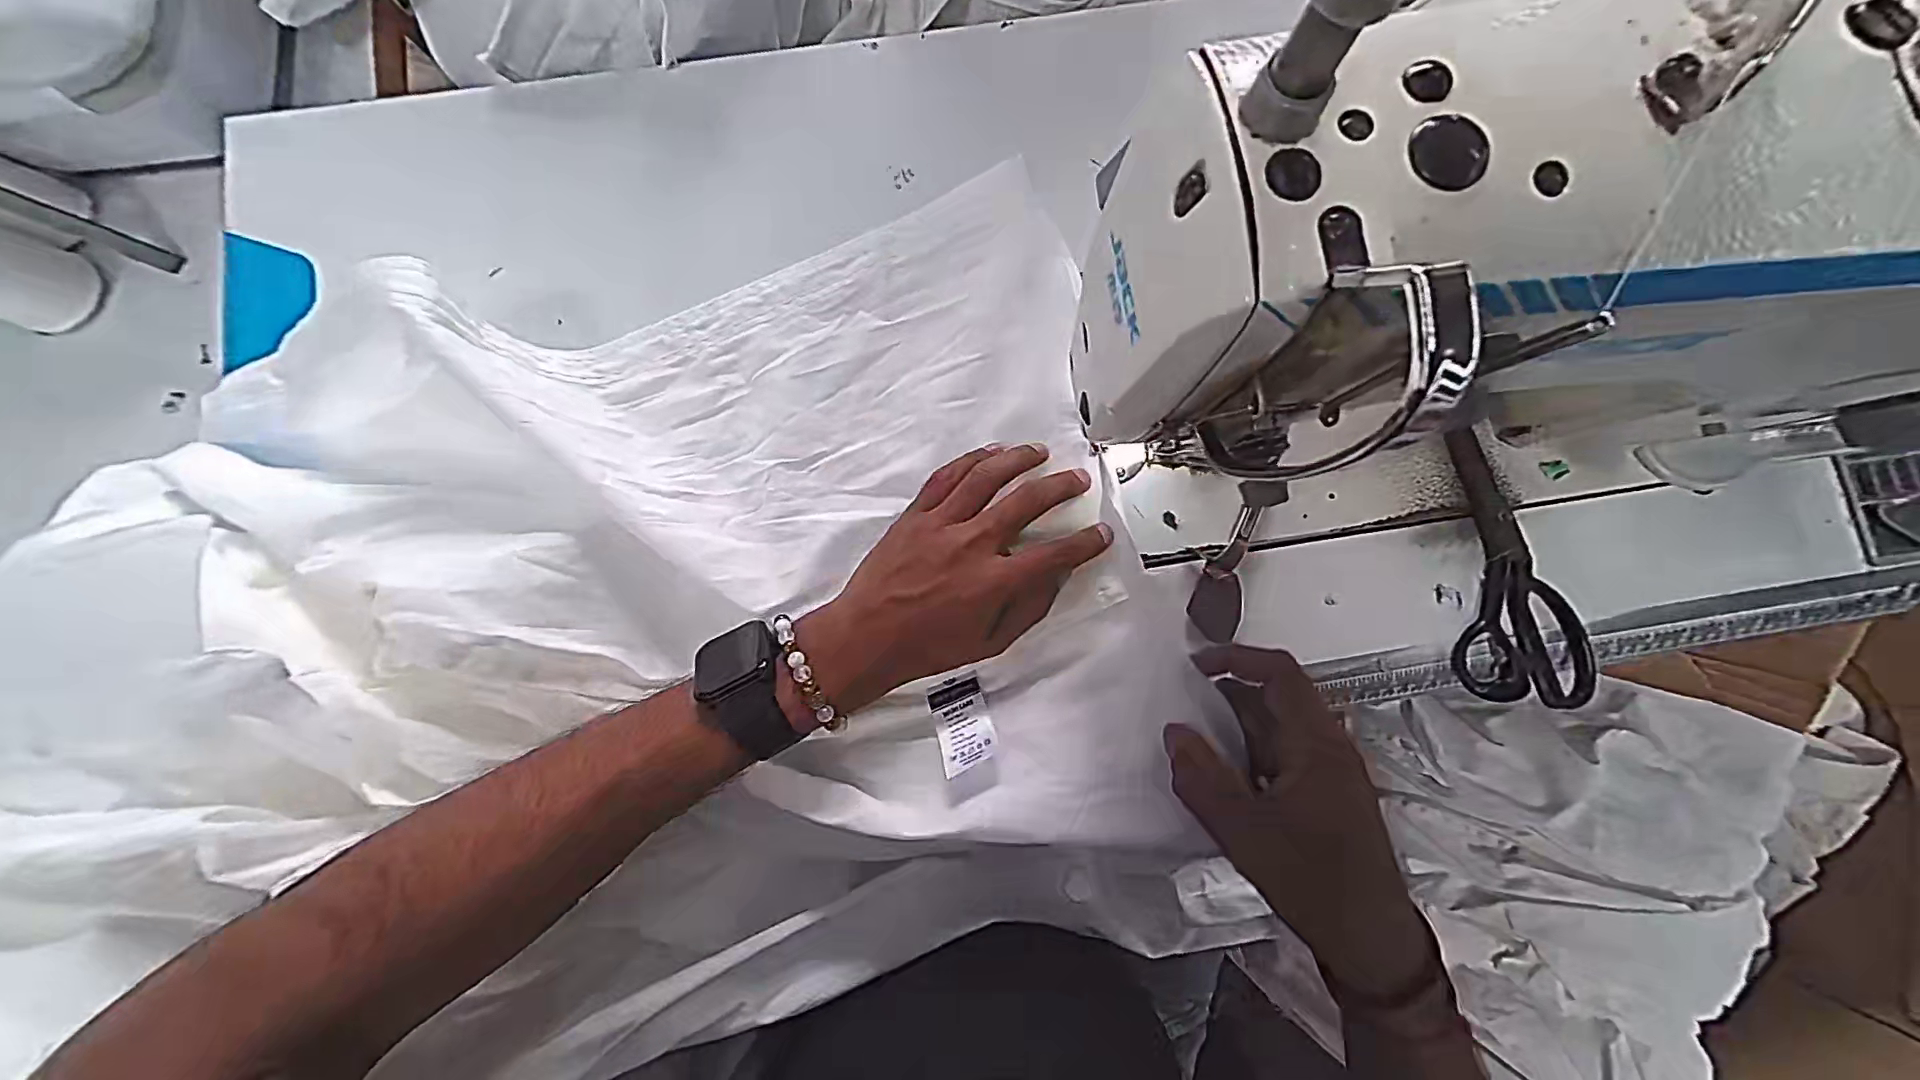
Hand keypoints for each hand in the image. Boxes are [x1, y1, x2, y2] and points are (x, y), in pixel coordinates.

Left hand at [800, 444, 1113, 712]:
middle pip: (1027, 502)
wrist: (865, 637)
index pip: (1054, 554)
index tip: (1098, 534)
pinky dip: (970, 461)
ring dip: (1018, 460)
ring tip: (1037, 453)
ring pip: (986, 478)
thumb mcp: (987, 643)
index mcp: (992, 582)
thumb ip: (1027, 610)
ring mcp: (940, 525)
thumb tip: (1053, 581)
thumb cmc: (923, 646)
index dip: (1084, 543)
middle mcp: (970, 545)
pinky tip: (988, 455)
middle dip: (1060, 487)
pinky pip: (946, 478)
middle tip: (1075, 480)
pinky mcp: (915, 516)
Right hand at [1165, 645, 1437, 1001]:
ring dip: (1236, 725)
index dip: (1237, 658)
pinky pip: (1282, 752)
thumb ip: (1203, 779)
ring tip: (1198, 741)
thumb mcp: (1244, 831)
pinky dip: (1249, 751)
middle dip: (1227, 695)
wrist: (1371, 942)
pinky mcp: (1326, 792)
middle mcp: (1329, 749)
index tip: (1198, 664)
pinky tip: (1226, 775)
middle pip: (1276, 697)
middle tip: (1186, 705)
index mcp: (1317, 745)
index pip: (1280, 673)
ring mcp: (1330, 771)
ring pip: (1277, 726)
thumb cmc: (1318, 885)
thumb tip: (1175, 735)